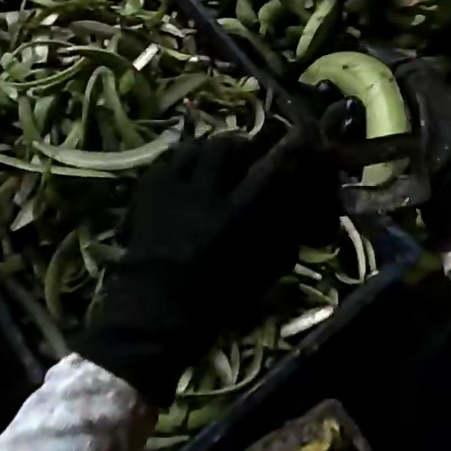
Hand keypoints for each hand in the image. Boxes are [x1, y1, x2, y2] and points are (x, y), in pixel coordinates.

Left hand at [75, 130, 336, 404]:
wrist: (151, 317)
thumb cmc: (212, 302)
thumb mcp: (259, 275)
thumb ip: (281, 242)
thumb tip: (297, 219)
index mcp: (236, 215)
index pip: (268, 170)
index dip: (287, 148)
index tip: (302, 133)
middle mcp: (206, 194)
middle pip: (227, 147)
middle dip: (241, 144)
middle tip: (246, 151)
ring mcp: (174, 190)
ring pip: (196, 148)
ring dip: (211, 148)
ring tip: (215, 157)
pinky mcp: (148, 193)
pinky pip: (169, 161)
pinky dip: (183, 160)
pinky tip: (187, 171)